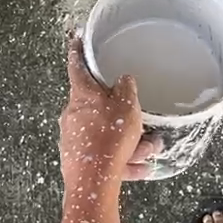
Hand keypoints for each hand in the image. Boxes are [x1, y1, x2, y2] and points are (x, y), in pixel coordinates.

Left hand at [58, 30, 160, 192]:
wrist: (92, 183)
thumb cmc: (110, 138)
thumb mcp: (128, 106)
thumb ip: (127, 88)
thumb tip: (123, 79)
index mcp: (81, 94)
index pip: (77, 65)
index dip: (78, 50)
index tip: (75, 38)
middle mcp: (72, 113)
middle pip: (98, 106)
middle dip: (122, 116)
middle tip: (141, 125)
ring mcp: (72, 137)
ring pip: (105, 133)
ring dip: (128, 141)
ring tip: (149, 152)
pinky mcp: (76, 159)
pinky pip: (102, 153)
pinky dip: (121, 159)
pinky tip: (141, 168)